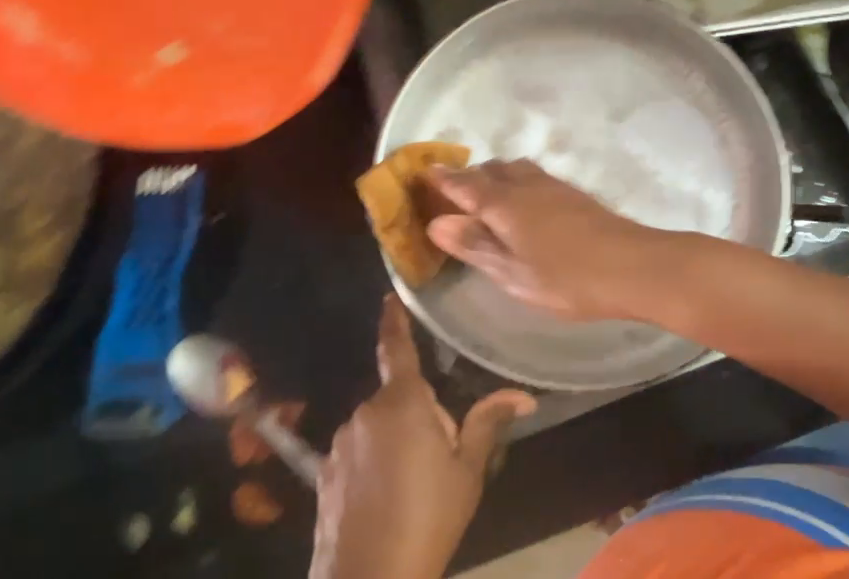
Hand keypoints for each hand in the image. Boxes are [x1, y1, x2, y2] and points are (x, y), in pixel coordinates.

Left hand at [311, 298, 534, 578]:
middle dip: (416, 415)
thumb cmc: (428, 518)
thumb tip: (523, 395)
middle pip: (396, 398)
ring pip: (374, 427)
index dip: (394, 321)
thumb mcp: (467, 472)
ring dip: (392, 441)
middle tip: (438, 456)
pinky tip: (383, 500)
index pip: (396, 349)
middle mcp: (365, 413)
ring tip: (410, 486)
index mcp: (402, 403)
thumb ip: (488, 424)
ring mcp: (341, 443)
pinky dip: (370, 464)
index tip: (389, 297)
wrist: (369, 577)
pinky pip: (356, 453)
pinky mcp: (325, 472)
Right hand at [426, 159, 666, 320]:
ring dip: (495, 176)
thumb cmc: (567, 278)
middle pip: (490, 171)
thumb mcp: (512, 273)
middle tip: (452, 193)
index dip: (443, 180)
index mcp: (505, 203)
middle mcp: (526, 185)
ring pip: (515, 169)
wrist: (634, 266)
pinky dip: (516, 182)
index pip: (465, 184)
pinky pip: (533, 176)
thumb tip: (436, 223)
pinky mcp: (574, 194)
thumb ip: (475, 246)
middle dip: (468, 177)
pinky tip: (523, 203)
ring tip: (485, 197)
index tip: (423, 173)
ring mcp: (554, 186)